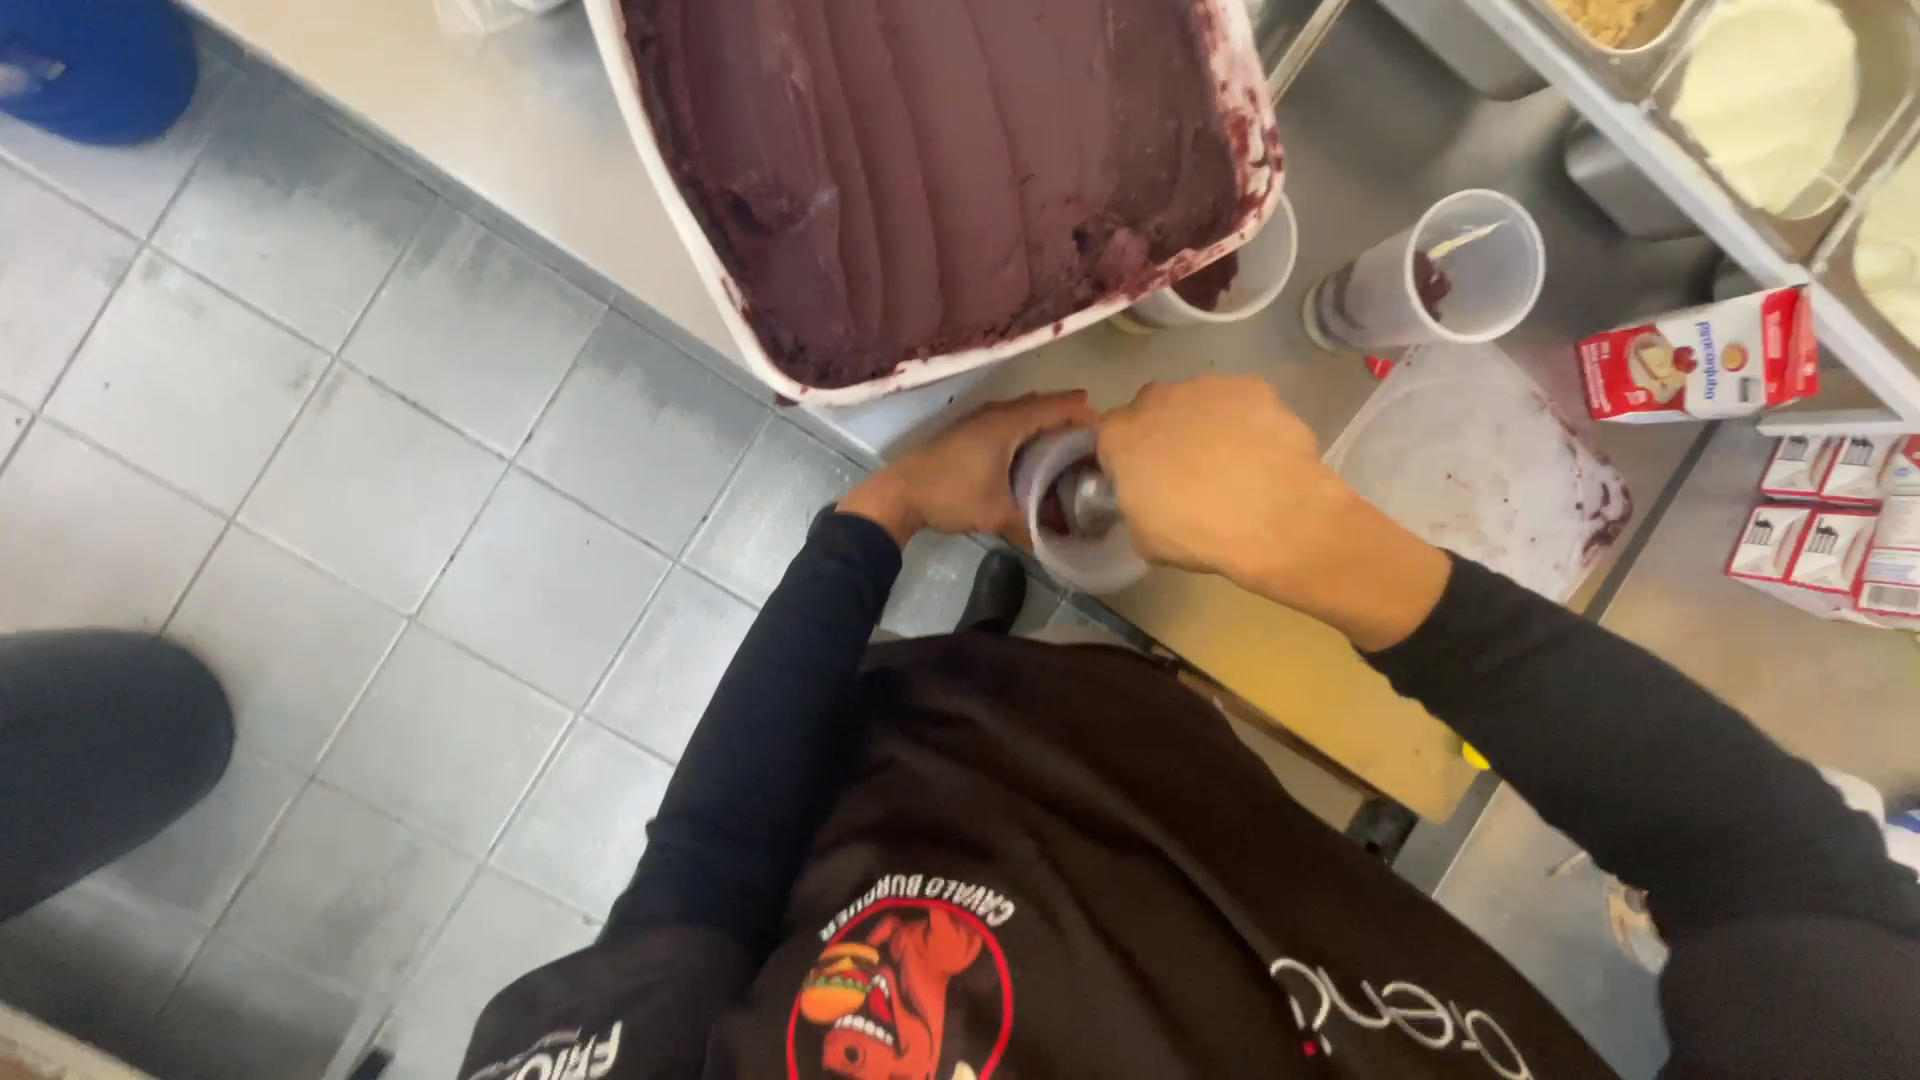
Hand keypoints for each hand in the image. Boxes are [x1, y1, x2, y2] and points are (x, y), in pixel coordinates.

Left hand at [838, 391, 1098, 546]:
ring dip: (1044, 416)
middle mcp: (995, 414)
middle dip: (1067, 412)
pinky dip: (1025, 425)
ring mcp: (978, 420)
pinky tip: (1029, 446)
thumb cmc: (950, 495)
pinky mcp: (967, 432)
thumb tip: (1052, 544)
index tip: (1105, 423)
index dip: (1081, 412)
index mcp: (1007, 424)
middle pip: (1039, 404)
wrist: (899, 493)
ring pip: (1021, 410)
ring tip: (1067, 435)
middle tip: (1092, 430)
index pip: (1054, 408)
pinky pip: (1007, 419)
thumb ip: (1027, 527)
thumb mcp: (994, 514)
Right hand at [1097, 376, 1448, 650]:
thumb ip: (1135, 506)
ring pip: (1198, 403)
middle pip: (1153, 411)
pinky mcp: (1252, 386)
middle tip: (1188, 472)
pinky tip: (1262, 454)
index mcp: (1120, 435)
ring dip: (1207, 426)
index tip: (1144, 481)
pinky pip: (1241, 403)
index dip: (1126, 459)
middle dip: (1165, 434)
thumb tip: (1147, 501)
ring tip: (1233, 464)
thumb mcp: (1143, 537)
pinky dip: (1247, 422)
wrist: (1273, 518)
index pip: (1110, 437)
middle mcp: (1156, 398)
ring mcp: (1206, 387)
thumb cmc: (1195, 533)